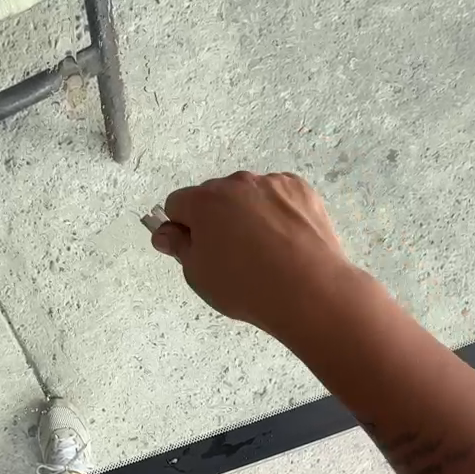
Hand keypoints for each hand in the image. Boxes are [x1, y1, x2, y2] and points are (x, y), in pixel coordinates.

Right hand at [151, 171, 367, 337]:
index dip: (180, 227)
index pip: (177, 203)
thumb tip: (165, 232)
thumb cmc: (246, 286)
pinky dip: (274, 212)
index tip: (192, 249)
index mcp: (204, 201)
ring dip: (244, 213)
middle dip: (214, 218)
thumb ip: (177, 246)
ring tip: (260, 251)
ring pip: (246, 195)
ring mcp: (271, 183)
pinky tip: (281, 241)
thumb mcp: (197, 274)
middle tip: (228, 255)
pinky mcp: (299, 190)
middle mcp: (236, 183)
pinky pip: (276, 196)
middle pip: (212, 196)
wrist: (308, 290)